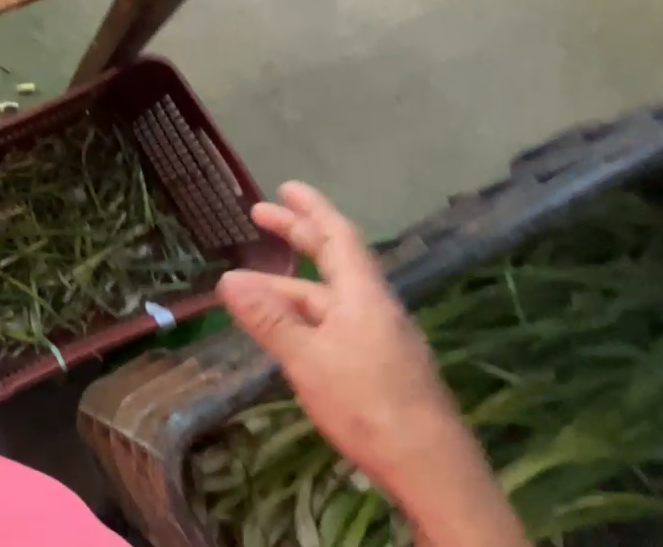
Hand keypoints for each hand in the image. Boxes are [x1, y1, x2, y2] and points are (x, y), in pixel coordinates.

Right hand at [218, 182, 469, 494]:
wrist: (434, 476)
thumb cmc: (370, 406)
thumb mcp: (307, 360)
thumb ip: (269, 319)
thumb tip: (227, 277)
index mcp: (365, 300)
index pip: (340, 240)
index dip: (312, 210)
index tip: (286, 187)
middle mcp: (376, 312)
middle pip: (336, 262)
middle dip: (298, 236)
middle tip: (259, 215)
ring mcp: (381, 341)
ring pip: (329, 299)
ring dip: (289, 285)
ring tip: (247, 289)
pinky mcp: (381, 368)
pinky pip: (334, 324)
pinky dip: (302, 314)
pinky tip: (282, 331)